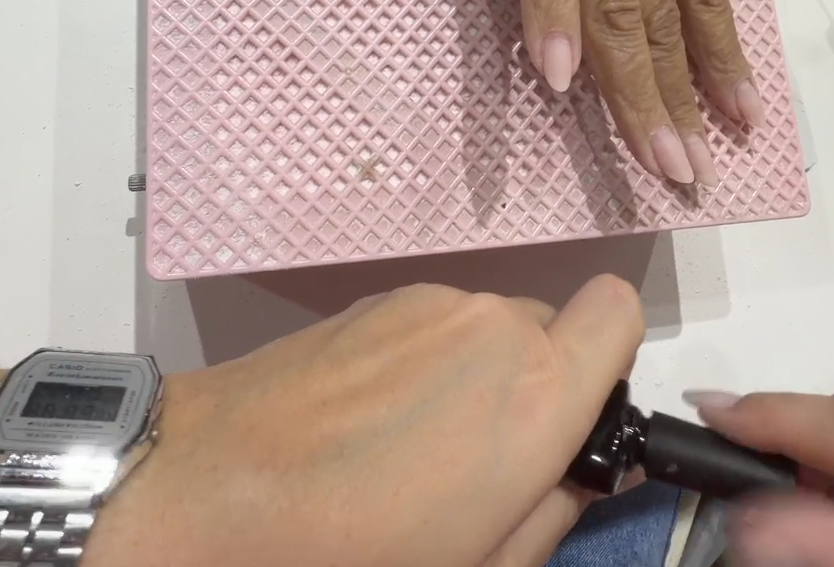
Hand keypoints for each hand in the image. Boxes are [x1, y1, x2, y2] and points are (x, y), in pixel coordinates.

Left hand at [96, 275, 644, 566]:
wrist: (213, 483)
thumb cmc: (354, 552)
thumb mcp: (484, 564)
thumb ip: (557, 507)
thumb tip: (586, 466)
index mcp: (535, 390)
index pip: (619, 311)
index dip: (612, 357)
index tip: (581, 415)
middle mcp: (491, 322)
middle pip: (552, 328)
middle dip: (540, 382)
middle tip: (487, 456)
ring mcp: (429, 298)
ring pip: (492, 325)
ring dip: (480, 371)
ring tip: (416, 439)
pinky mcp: (377, 294)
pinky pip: (438, 319)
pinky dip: (431, 356)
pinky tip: (373, 411)